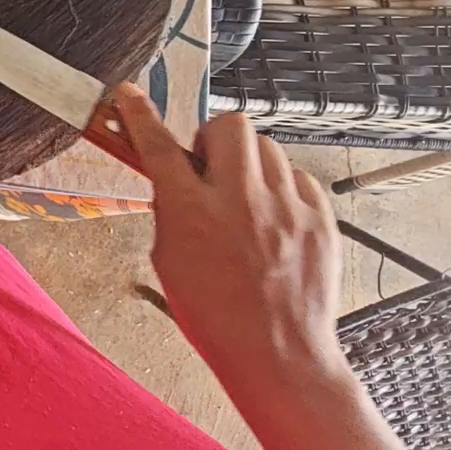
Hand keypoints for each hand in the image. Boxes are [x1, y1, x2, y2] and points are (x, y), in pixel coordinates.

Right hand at [112, 84, 350, 395]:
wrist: (277, 354)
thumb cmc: (212, 312)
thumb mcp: (166, 257)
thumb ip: (170, 209)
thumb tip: (173, 178)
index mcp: (191, 211)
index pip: (158, 144)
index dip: (138, 113)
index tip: (129, 95)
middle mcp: (240, 201)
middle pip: (229, 125)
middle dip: (213, 135)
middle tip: (208, 163)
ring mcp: (287, 208)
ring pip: (267, 147)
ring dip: (248, 160)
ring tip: (243, 192)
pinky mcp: (321, 221)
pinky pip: (298, 177)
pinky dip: (280, 186)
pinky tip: (272, 214)